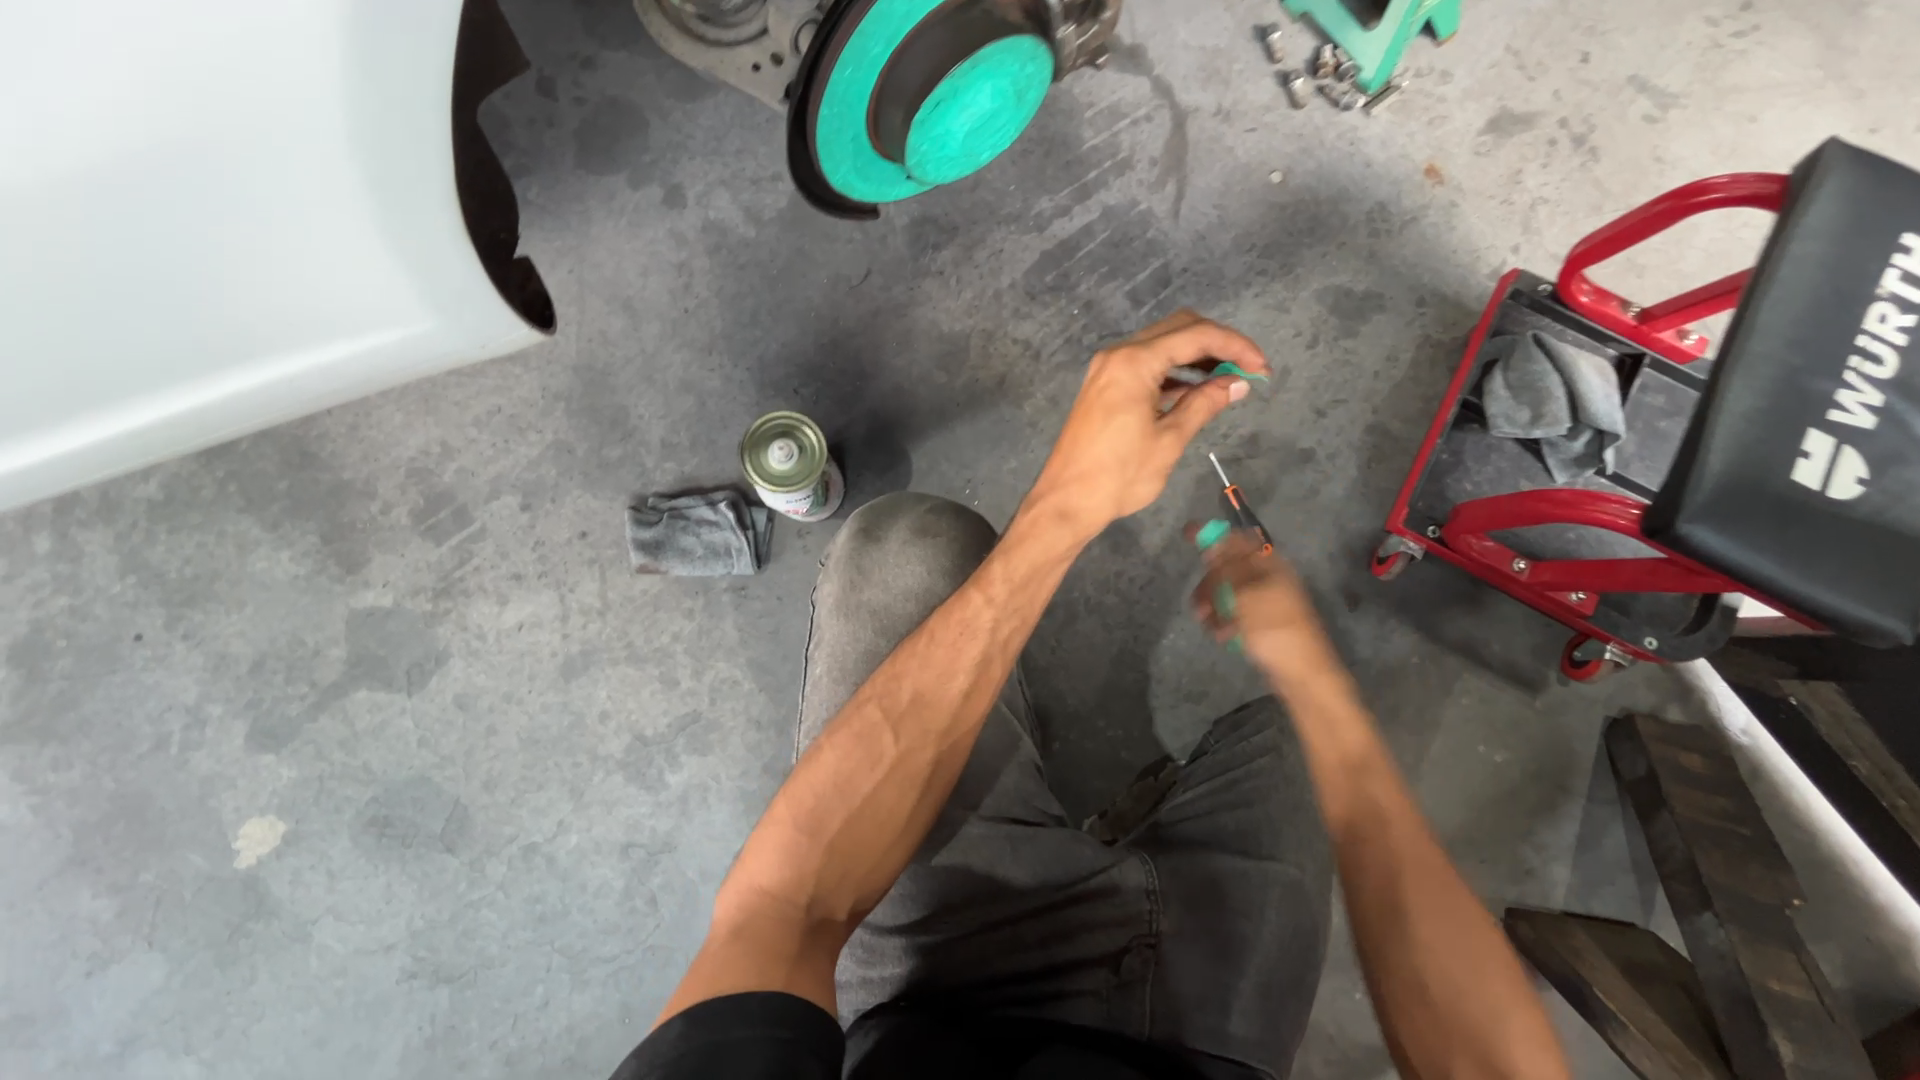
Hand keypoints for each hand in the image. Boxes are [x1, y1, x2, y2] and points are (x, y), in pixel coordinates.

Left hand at [1028, 311, 1268, 539]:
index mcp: (1134, 363)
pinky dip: (1172, 373)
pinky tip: (1195, 392)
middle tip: (1247, 372)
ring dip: (1196, 358)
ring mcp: (1107, 370)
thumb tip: (1238, 383)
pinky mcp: (1103, 386)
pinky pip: (1145, 366)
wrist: (1067, 501)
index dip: (1235, 347)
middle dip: (1217, 345)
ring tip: (1228, 383)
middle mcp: (1117, 355)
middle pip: (1178, 330)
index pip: (1196, 335)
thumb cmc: (1119, 476)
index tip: (1262, 368)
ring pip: (1160, 346)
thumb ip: (1205, 404)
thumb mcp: (1170, 440)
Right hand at [1187, 526, 1334, 683]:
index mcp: (1269, 565)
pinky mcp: (1260, 621)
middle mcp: (1267, 578)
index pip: (1237, 539)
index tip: (1187, 535)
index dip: (1213, 535)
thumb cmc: (1274, 628)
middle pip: (1228, 567)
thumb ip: (1228, 567)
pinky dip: (1224, 620)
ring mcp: (1265, 600)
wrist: (1301, 673)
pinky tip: (1221, 634)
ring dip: (1213, 605)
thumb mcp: (1246, 594)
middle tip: (1198, 604)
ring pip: (1227, 591)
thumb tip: (1214, 542)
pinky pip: (1234, 612)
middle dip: (1209, 583)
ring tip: (1208, 624)